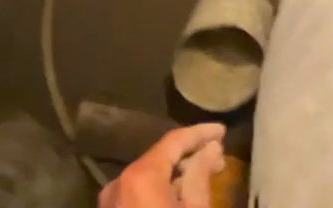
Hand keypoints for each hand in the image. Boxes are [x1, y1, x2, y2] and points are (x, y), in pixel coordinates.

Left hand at [99, 124, 226, 207]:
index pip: (174, 140)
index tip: (222, 131)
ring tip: (200, 176)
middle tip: (217, 156)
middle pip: (160, 157)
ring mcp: (109, 201)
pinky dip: (158, 188)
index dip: (201, 132)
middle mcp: (119, 182)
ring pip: (148, 175)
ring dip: (174, 173)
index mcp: (140, 175)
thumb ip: (201, 174)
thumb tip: (211, 148)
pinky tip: (177, 193)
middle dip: (189, 154)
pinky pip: (136, 193)